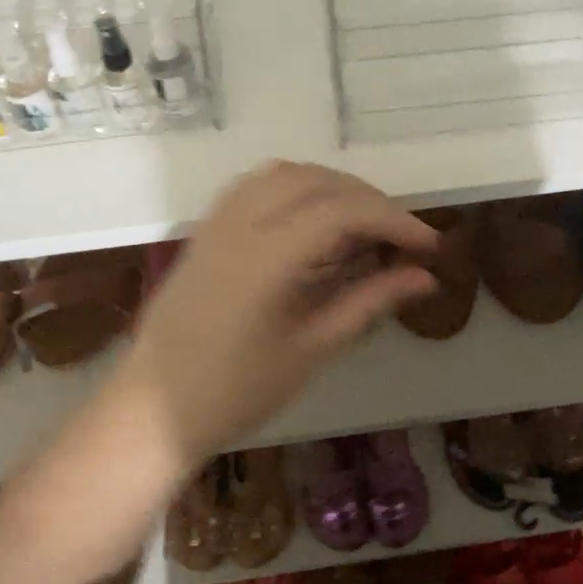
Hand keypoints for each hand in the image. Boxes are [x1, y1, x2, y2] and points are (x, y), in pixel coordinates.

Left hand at [118, 161, 438, 464]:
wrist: (153, 409)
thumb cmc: (235, 392)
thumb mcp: (311, 350)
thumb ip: (368, 303)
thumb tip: (424, 278)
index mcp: (266, 256)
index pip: (344, 210)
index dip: (394, 220)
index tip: (429, 246)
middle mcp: (240, 223)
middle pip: (318, 182)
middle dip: (369, 201)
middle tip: (401, 240)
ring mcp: (217, 221)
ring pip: (285, 174)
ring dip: (332, 188)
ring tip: (362, 226)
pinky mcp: (206, 229)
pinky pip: (255, 185)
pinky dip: (295, 188)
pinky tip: (311, 222)